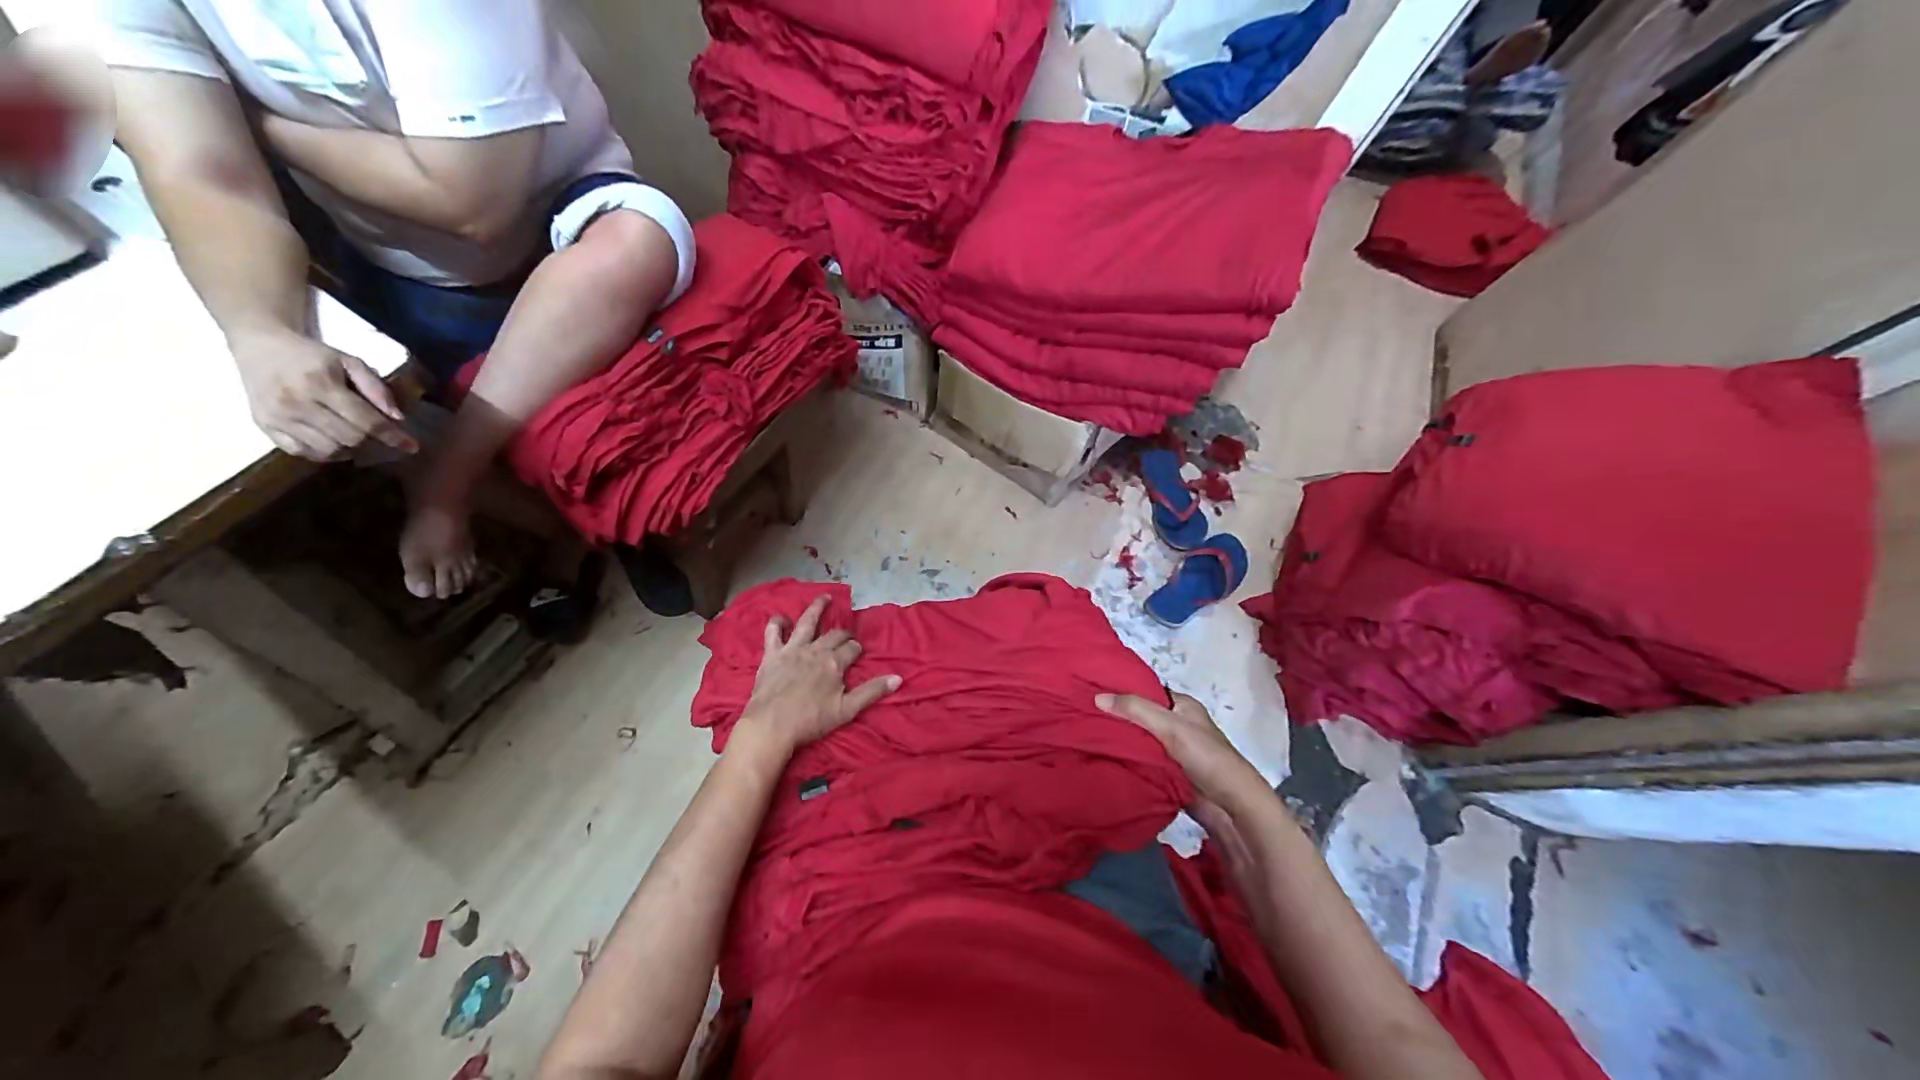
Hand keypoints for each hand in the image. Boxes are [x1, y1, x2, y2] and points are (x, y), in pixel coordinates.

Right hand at [230, 326, 416, 459]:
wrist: (260, 345)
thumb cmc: (314, 355)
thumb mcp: (350, 362)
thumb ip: (376, 388)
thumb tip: (398, 418)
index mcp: (320, 384)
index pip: (365, 421)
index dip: (392, 436)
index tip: (412, 446)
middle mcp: (295, 403)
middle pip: (349, 439)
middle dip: (374, 442)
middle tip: (383, 440)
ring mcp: (276, 417)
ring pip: (327, 450)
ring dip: (351, 450)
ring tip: (360, 440)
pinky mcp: (263, 426)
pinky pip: (302, 452)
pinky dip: (324, 453)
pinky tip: (334, 443)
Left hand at [733, 595, 900, 759]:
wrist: (771, 725)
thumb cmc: (810, 720)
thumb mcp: (847, 710)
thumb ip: (872, 692)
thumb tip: (898, 678)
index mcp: (835, 663)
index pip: (852, 649)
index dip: (856, 649)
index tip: (857, 653)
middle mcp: (816, 650)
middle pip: (834, 635)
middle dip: (844, 633)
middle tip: (847, 635)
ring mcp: (792, 649)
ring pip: (807, 622)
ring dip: (817, 608)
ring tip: (824, 598)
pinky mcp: (772, 653)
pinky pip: (773, 631)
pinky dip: (778, 622)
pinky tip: (782, 619)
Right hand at [1096, 692, 1268, 812]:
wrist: (1230, 806)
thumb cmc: (1206, 757)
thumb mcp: (1170, 726)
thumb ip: (1136, 710)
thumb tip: (1098, 697)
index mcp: (1182, 706)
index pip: (1146, 691)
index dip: (1121, 690)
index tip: (1091, 690)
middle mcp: (1177, 725)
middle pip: (1140, 716)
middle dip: (1116, 716)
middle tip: (1081, 714)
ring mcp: (1172, 751)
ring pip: (1139, 740)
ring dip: (1119, 740)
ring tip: (1084, 734)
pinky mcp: (1167, 774)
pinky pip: (1141, 762)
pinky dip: (1125, 760)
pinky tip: (1102, 757)